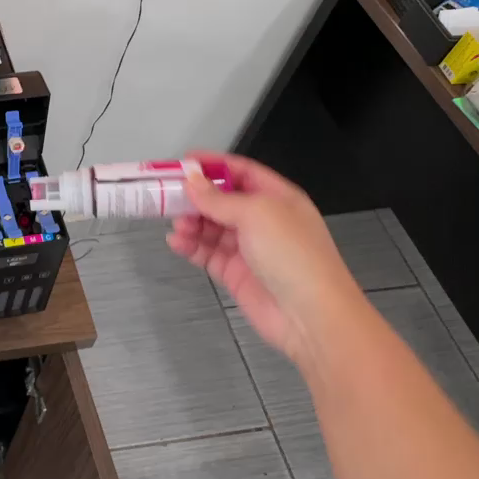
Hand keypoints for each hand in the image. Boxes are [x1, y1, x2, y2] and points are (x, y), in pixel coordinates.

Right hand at [167, 154, 365, 369]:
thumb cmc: (292, 254)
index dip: (213, 165)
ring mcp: (249, 248)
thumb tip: (191, 180)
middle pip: (222, 200)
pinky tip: (176, 242)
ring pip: (212, 227)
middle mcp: (264, 220)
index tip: (183, 162)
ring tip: (176, 225)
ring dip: (191, 222)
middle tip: (168, 196)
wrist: (310, 316)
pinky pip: (207, 253)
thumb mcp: (256, 214)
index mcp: (278, 198)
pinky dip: (190, 246)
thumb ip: (218, 198)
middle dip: (196, 197)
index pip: (242, 172)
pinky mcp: (236, 273)